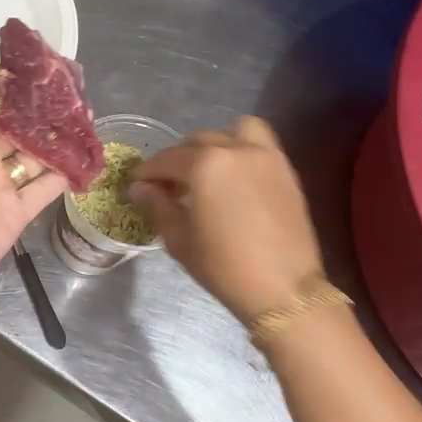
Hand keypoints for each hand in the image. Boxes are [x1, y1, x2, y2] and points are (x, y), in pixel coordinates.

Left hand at [0, 54, 68, 303]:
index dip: (3, 88)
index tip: (28, 64)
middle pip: (14, 127)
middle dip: (36, 109)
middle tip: (66, 84)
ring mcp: (1, 184)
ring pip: (34, 154)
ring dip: (55, 137)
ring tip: (83, 113)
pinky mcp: (18, 211)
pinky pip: (45, 188)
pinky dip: (65, 174)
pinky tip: (86, 154)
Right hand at [130, 116, 324, 321]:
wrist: (283, 288)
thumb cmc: (224, 267)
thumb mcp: (179, 238)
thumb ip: (157, 205)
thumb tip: (139, 188)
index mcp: (205, 165)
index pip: (166, 160)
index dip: (146, 172)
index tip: (135, 185)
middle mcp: (236, 149)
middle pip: (197, 142)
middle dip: (177, 160)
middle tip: (167, 186)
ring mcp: (265, 156)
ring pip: (231, 132)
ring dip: (212, 145)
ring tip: (204, 172)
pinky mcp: (285, 169)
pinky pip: (259, 144)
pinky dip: (240, 150)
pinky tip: (231, 179)